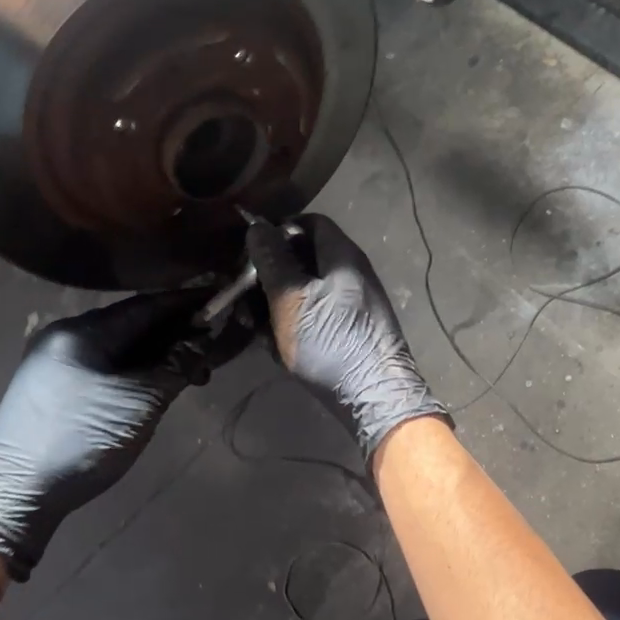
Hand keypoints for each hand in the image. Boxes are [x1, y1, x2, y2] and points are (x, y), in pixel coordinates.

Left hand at [0, 291, 238, 577]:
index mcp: (82, 332)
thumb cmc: (82, 443)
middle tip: (213, 348)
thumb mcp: (140, 405)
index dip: (185, 303)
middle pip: (132, 324)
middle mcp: (65, 336)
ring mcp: (56, 360)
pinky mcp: (54, 385)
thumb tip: (206, 338)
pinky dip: (136, 369)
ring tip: (193, 375)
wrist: (19, 493)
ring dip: (159, 355)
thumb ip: (176, 366)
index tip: (220, 299)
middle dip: (176, 333)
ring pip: (120, 346)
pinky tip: (158, 384)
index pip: (145, 306)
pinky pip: (105, 364)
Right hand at [246, 213, 447, 458]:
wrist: (375, 397)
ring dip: (277, 306)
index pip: (310, 222)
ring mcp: (355, 305)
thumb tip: (257, 226)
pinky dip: (295, 326)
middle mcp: (352, 274)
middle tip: (245, 298)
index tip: (252, 252)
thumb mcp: (292, 299)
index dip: (279, 231)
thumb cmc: (331, 342)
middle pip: (305, 259)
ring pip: (307, 292)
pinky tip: (276, 348)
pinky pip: (318, 317)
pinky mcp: (352, 332)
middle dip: (271, 275)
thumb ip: (272, 260)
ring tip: (255, 328)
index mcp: (342, 256)